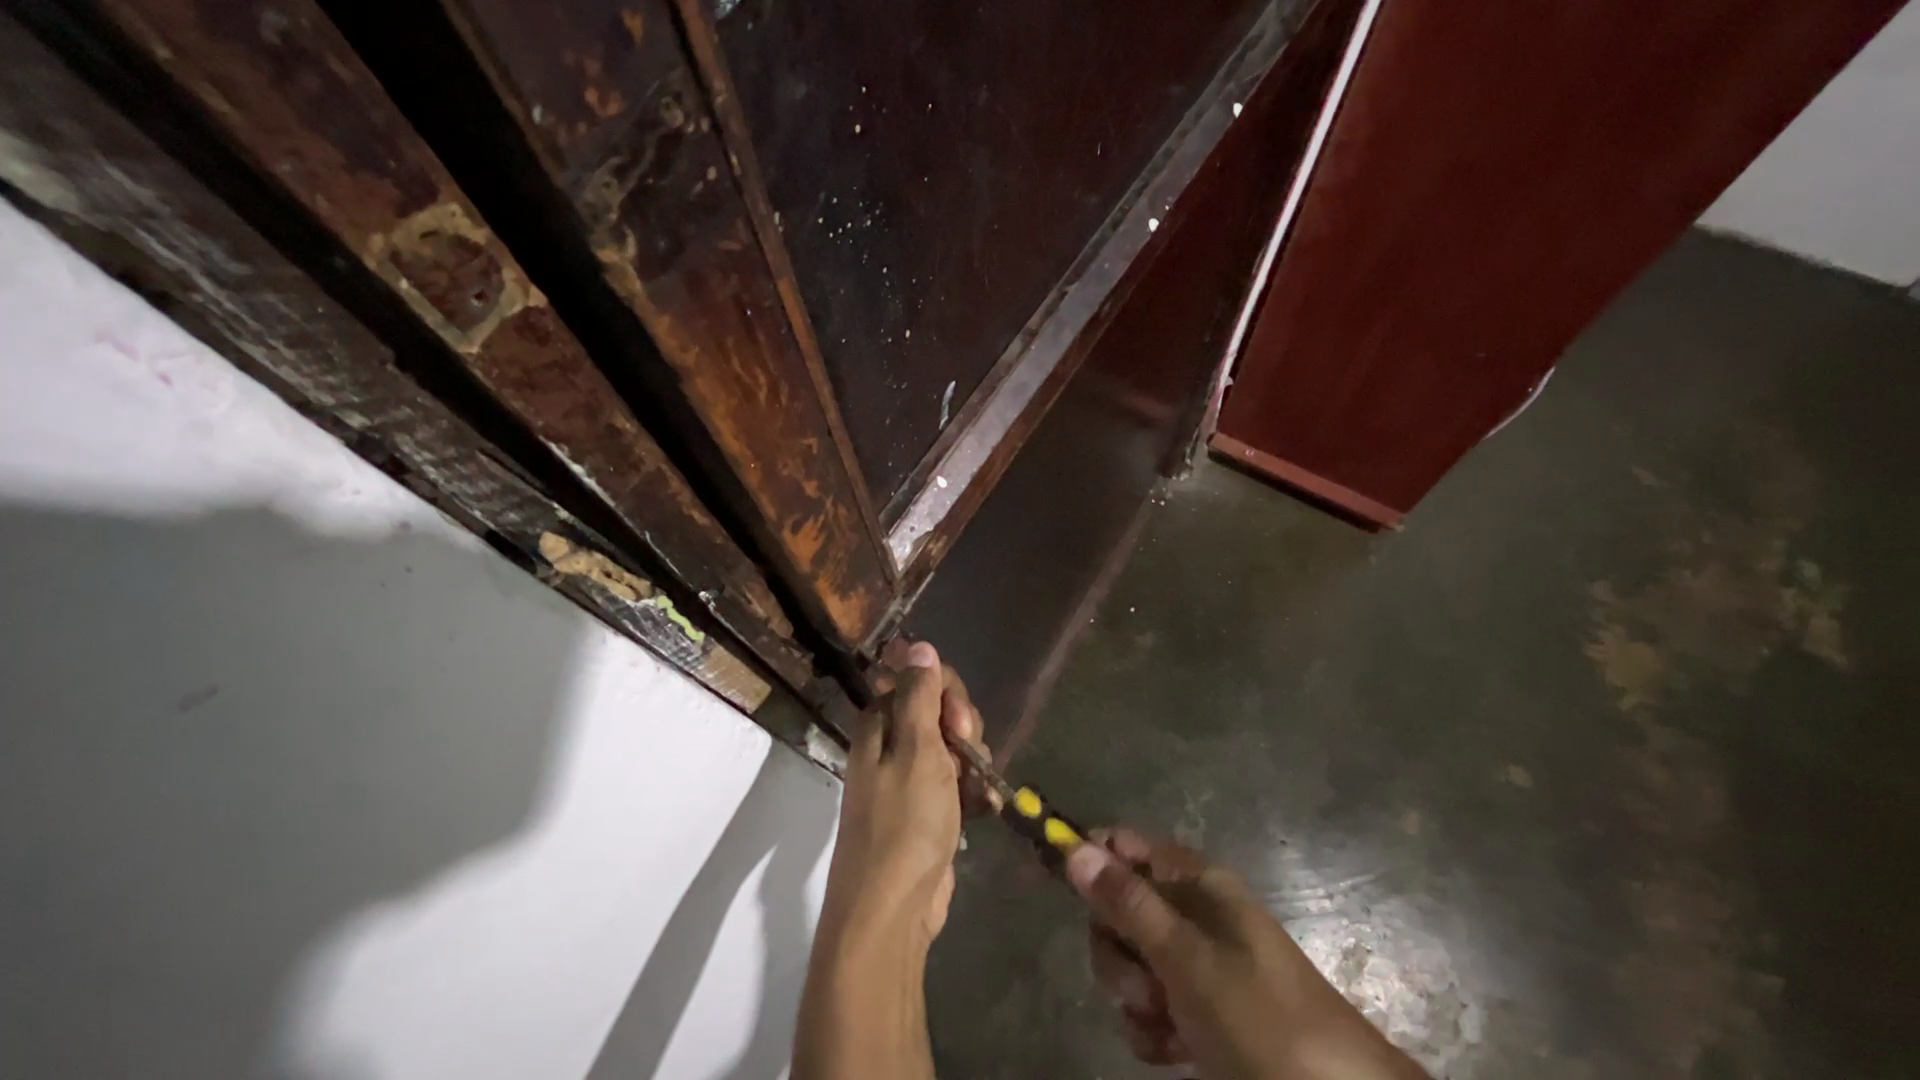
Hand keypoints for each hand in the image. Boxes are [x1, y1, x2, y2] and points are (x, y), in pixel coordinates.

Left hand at [819, 641, 987, 948]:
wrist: (892, 909)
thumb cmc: (904, 825)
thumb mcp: (916, 752)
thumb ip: (919, 697)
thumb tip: (917, 643)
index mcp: (879, 726)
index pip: (919, 682)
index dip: (948, 695)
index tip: (959, 724)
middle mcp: (890, 748)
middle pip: (940, 714)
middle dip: (965, 731)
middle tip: (967, 757)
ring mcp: (909, 782)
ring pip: (954, 750)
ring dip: (975, 764)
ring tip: (979, 792)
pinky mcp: (928, 813)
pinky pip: (957, 785)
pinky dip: (974, 792)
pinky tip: (986, 807)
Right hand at [1067, 829, 1428, 1079]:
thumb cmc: (1260, 1016)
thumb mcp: (1186, 957)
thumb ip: (1128, 903)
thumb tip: (1073, 847)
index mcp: (1198, 884)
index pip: (1126, 845)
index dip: (1089, 857)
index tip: (1054, 876)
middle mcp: (1193, 916)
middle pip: (1118, 910)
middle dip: (1116, 950)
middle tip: (1140, 979)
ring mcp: (1196, 966)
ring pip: (1129, 963)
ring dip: (1133, 997)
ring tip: (1166, 1021)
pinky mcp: (1198, 1013)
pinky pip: (1148, 1007)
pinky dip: (1153, 1030)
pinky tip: (1173, 1050)